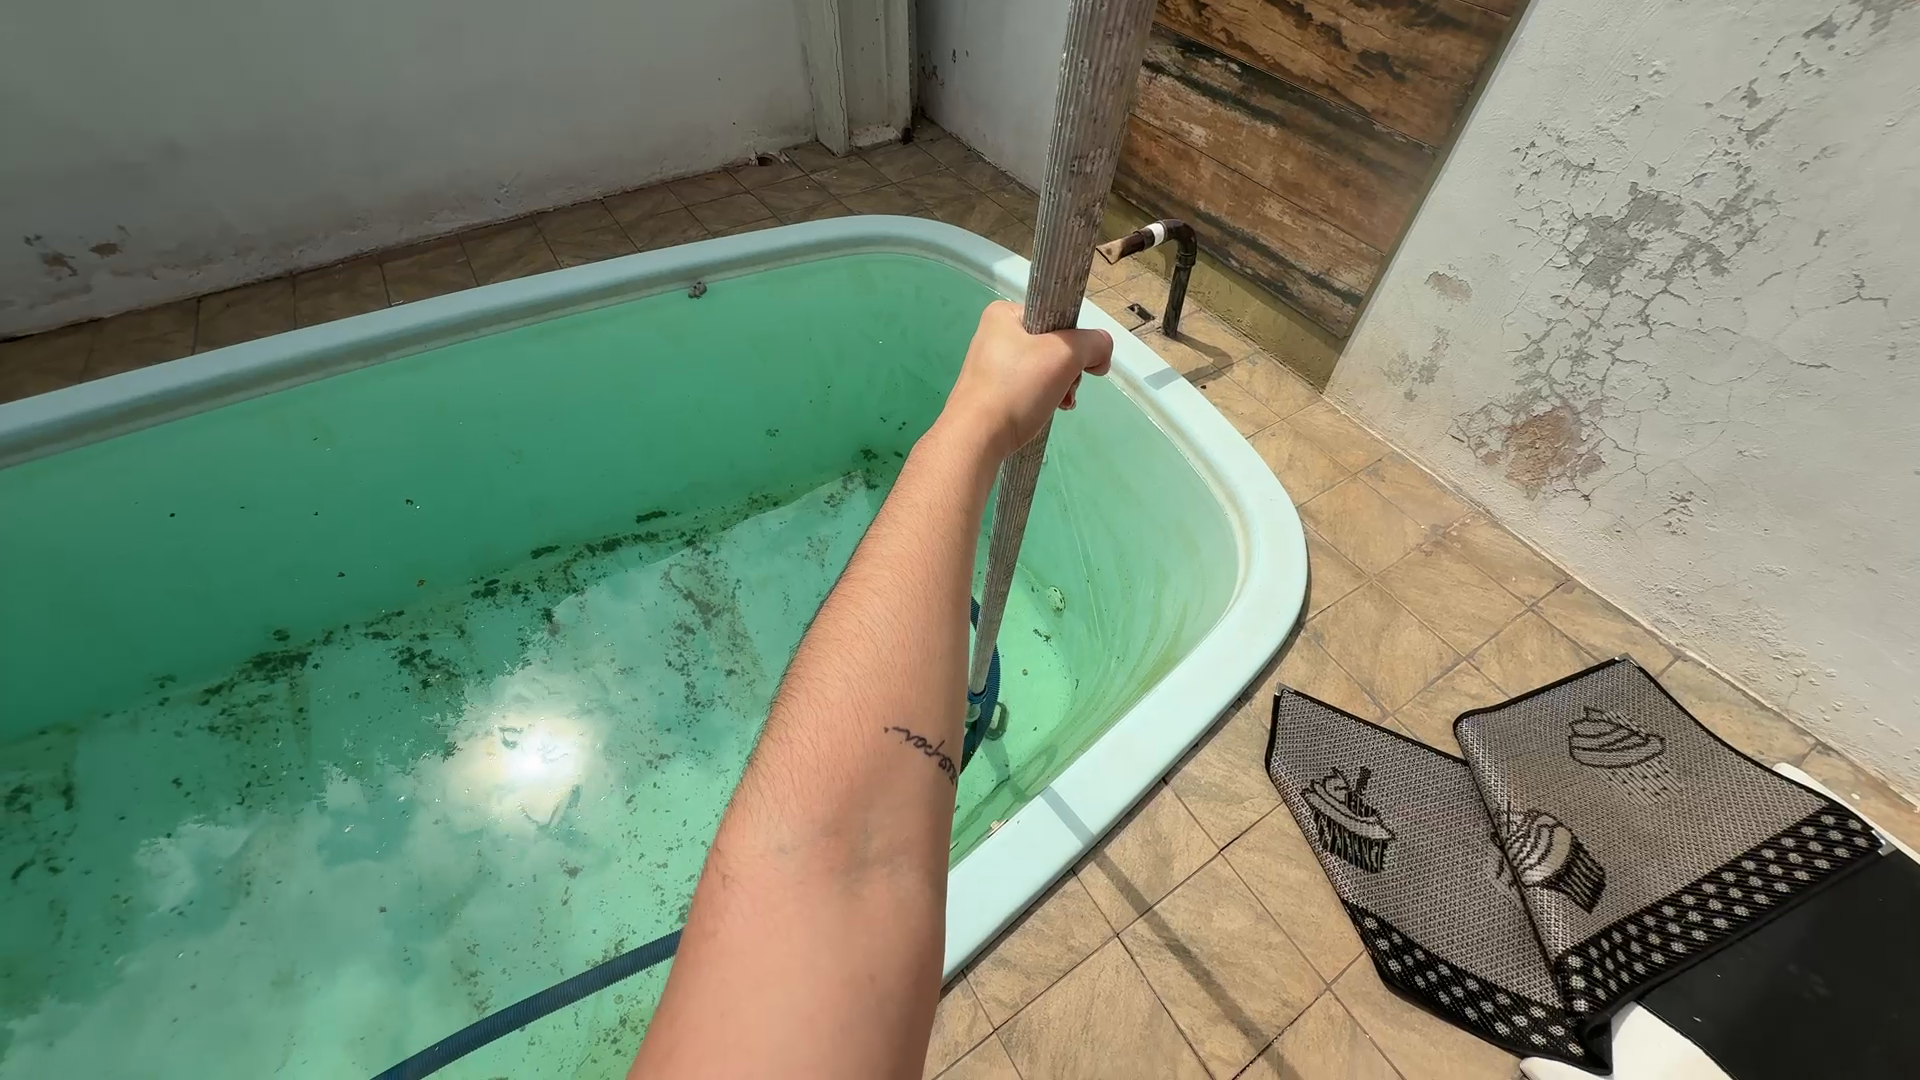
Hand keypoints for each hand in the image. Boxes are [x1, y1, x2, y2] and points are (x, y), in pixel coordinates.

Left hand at [940, 300, 1113, 459]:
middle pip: (1050, 345)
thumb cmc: (1017, 389)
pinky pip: (1026, 390)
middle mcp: (993, 336)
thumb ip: (1094, 344)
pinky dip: (1042, 400)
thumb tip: (1102, 352)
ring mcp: (989, 367)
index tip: (1080, 363)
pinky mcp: (989, 394)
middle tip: (1066, 389)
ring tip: (1059, 404)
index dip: (1075, 339)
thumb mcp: (1065, 355)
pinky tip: (1047, 413)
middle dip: (1068, 370)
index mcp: (1003, 314)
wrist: (975, 438)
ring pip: (1041, 370)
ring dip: (1059, 388)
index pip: (1055, 315)